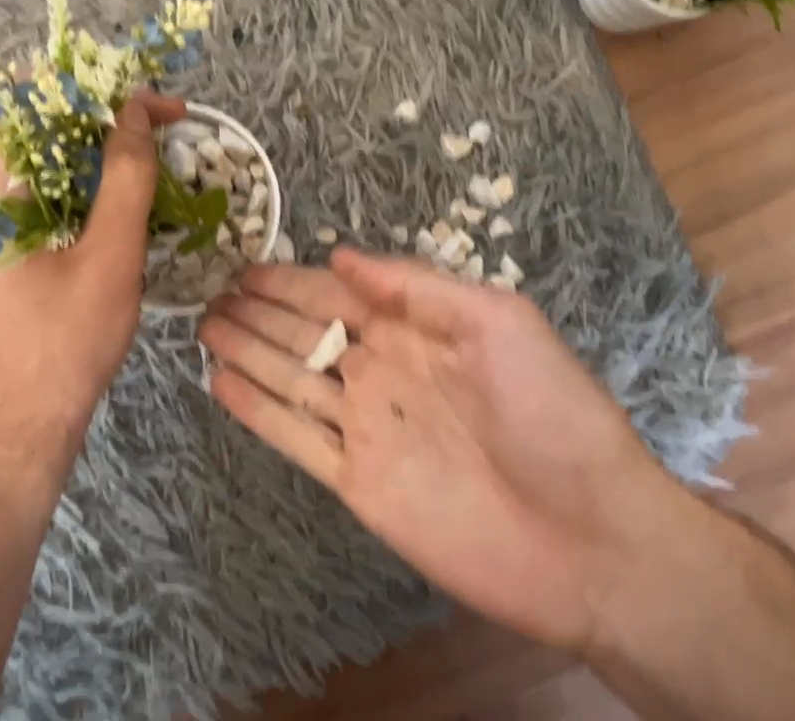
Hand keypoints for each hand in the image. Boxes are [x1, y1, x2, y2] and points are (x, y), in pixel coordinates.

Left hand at [0, 91, 185, 469]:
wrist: (32, 423)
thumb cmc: (66, 341)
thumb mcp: (109, 257)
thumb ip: (125, 181)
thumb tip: (135, 113)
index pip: (36, 108)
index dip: (94, 91)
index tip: (152, 104)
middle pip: (50, 134)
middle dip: (110, 121)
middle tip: (170, 128)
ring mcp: (11, 230)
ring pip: (63, 170)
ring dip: (112, 158)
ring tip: (164, 160)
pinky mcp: (30, 254)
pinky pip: (67, 204)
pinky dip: (104, 194)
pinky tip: (142, 204)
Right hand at [199, 248, 679, 651]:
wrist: (590, 538)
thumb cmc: (552, 414)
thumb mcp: (498, 322)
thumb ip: (416, 287)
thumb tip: (340, 256)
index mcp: (416, 332)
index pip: (336, 297)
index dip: (289, 282)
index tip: (243, 268)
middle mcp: (383, 374)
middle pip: (305, 335)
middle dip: (258, 313)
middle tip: (207, 294)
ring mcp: (367, 429)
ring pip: (291, 380)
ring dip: (247, 353)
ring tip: (203, 329)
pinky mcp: (357, 482)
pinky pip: (296, 438)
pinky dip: (257, 412)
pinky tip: (221, 385)